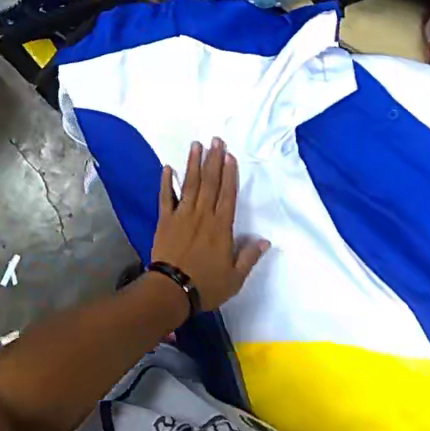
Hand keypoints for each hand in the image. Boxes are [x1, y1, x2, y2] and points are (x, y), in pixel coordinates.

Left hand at [150, 138, 268, 315]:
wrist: (171, 290)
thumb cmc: (206, 285)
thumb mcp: (235, 277)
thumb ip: (249, 256)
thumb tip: (264, 241)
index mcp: (221, 227)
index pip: (227, 194)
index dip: (229, 174)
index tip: (230, 155)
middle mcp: (202, 215)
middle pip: (209, 183)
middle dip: (213, 160)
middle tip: (215, 139)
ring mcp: (181, 215)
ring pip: (189, 184)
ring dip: (193, 164)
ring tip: (196, 145)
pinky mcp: (164, 220)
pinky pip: (165, 197)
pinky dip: (166, 182)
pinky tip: (167, 167)